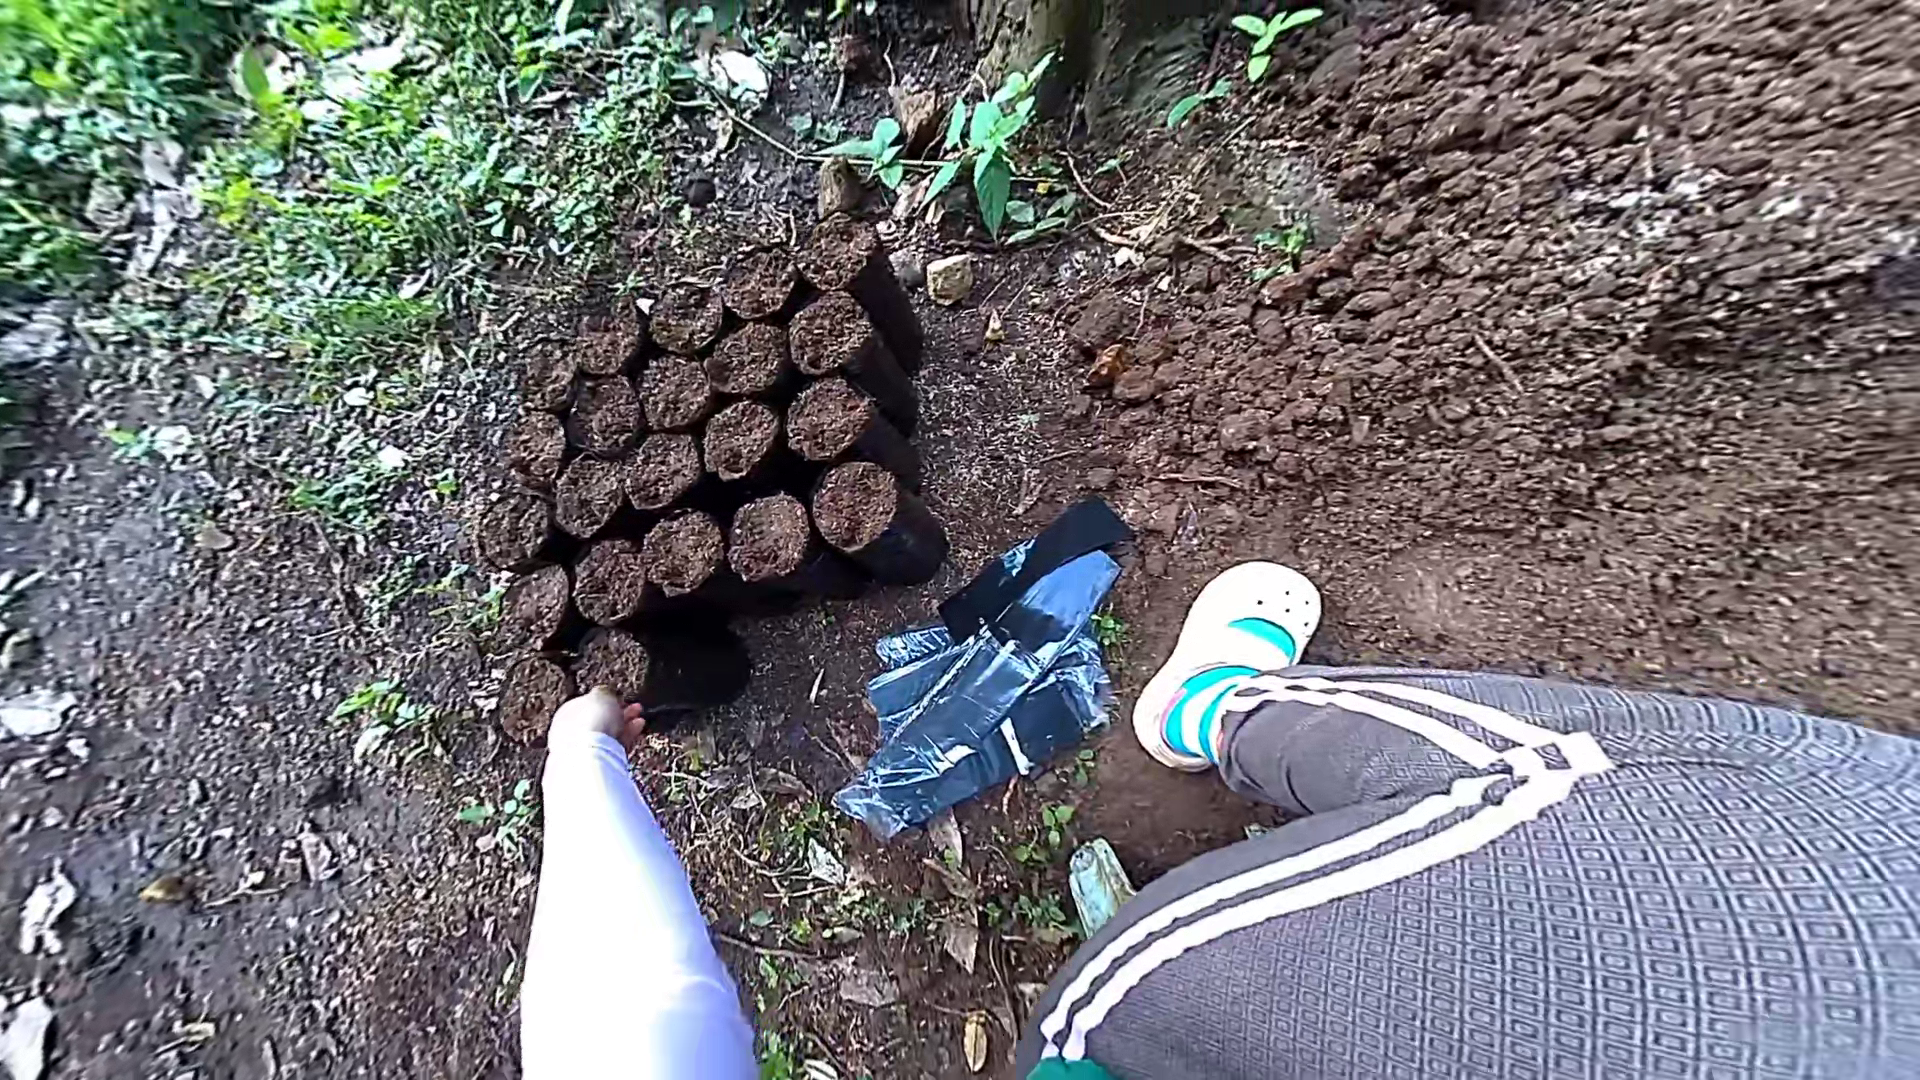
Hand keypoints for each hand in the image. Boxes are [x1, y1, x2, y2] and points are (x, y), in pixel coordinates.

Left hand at [549, 686, 645, 750]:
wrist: (588, 754)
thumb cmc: (590, 722)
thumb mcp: (601, 694)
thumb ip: (604, 691)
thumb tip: (606, 692)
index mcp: (566, 711)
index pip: (589, 702)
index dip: (608, 699)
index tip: (622, 698)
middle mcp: (569, 730)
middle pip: (600, 719)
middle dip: (619, 713)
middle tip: (635, 709)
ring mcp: (581, 748)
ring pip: (608, 732)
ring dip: (625, 725)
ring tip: (639, 720)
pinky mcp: (595, 761)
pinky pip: (614, 745)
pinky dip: (626, 736)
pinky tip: (636, 730)